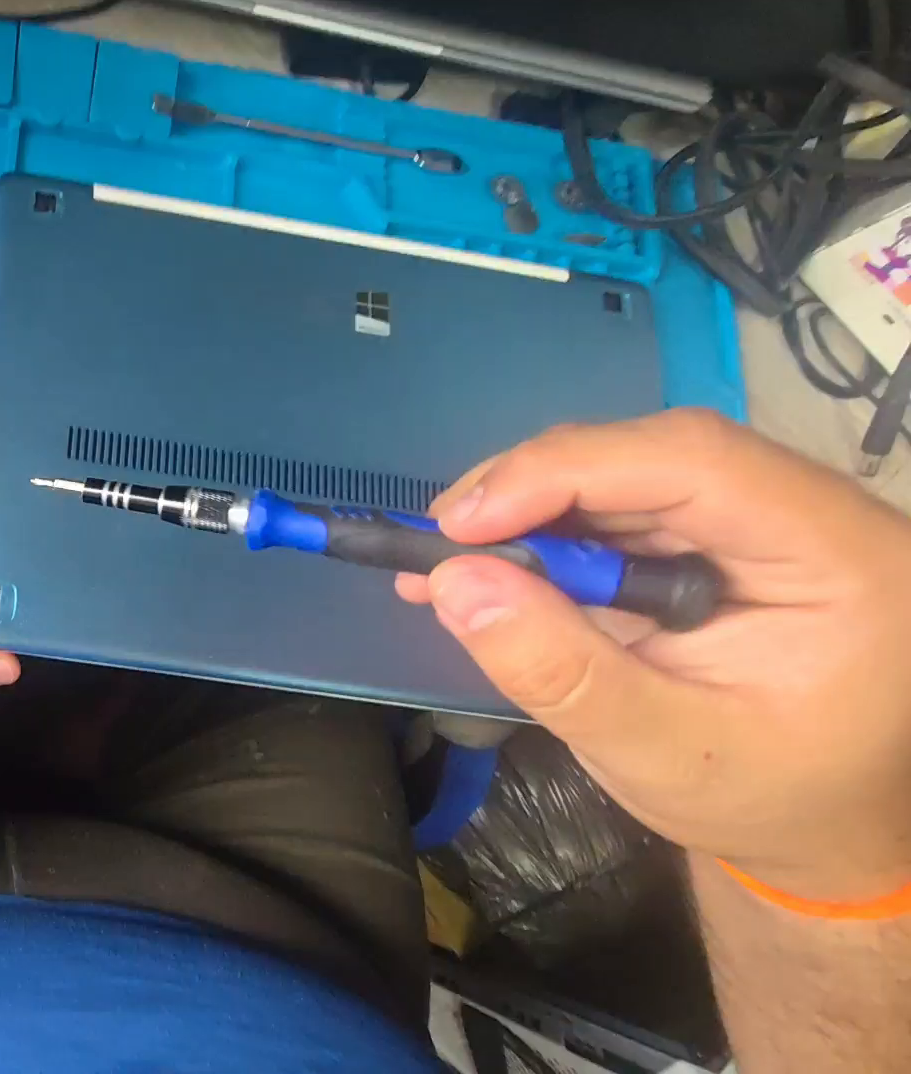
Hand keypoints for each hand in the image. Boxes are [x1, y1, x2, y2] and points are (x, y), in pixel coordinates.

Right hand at [396, 409, 910, 901]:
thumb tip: (452, 581)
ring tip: (441, 564)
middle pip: (642, 456)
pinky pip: (595, 509)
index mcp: (836, 560)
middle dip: (523, 488)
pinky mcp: (693, 538)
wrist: (799, 819)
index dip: (564, 473)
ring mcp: (743, 523)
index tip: (461, 527)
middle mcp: (799, 516)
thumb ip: (558, 671)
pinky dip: (522, 534)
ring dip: (511, 511)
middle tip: (437, 542)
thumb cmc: (755, 795)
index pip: (694, 464)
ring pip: (607, 473)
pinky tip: (472, 569)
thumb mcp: (653, 752)